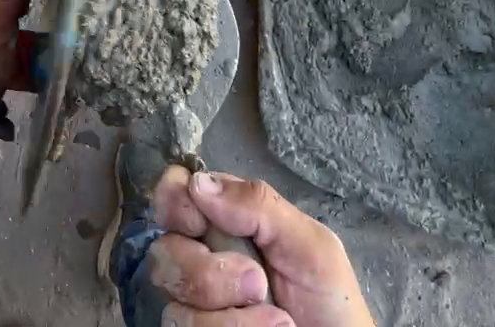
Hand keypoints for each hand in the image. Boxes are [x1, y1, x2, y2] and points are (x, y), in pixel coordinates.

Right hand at [146, 168, 373, 326]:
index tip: (198, 223)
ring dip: (228, 317)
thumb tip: (197, 182)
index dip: (175, 203)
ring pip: (173, 303)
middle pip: (164, 250)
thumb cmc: (330, 300)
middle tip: (257, 284)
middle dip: (209, 274)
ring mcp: (197, 303)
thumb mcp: (310, 245)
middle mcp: (201, 256)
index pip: (174, 193)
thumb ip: (259, 206)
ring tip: (276, 321)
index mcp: (224, 219)